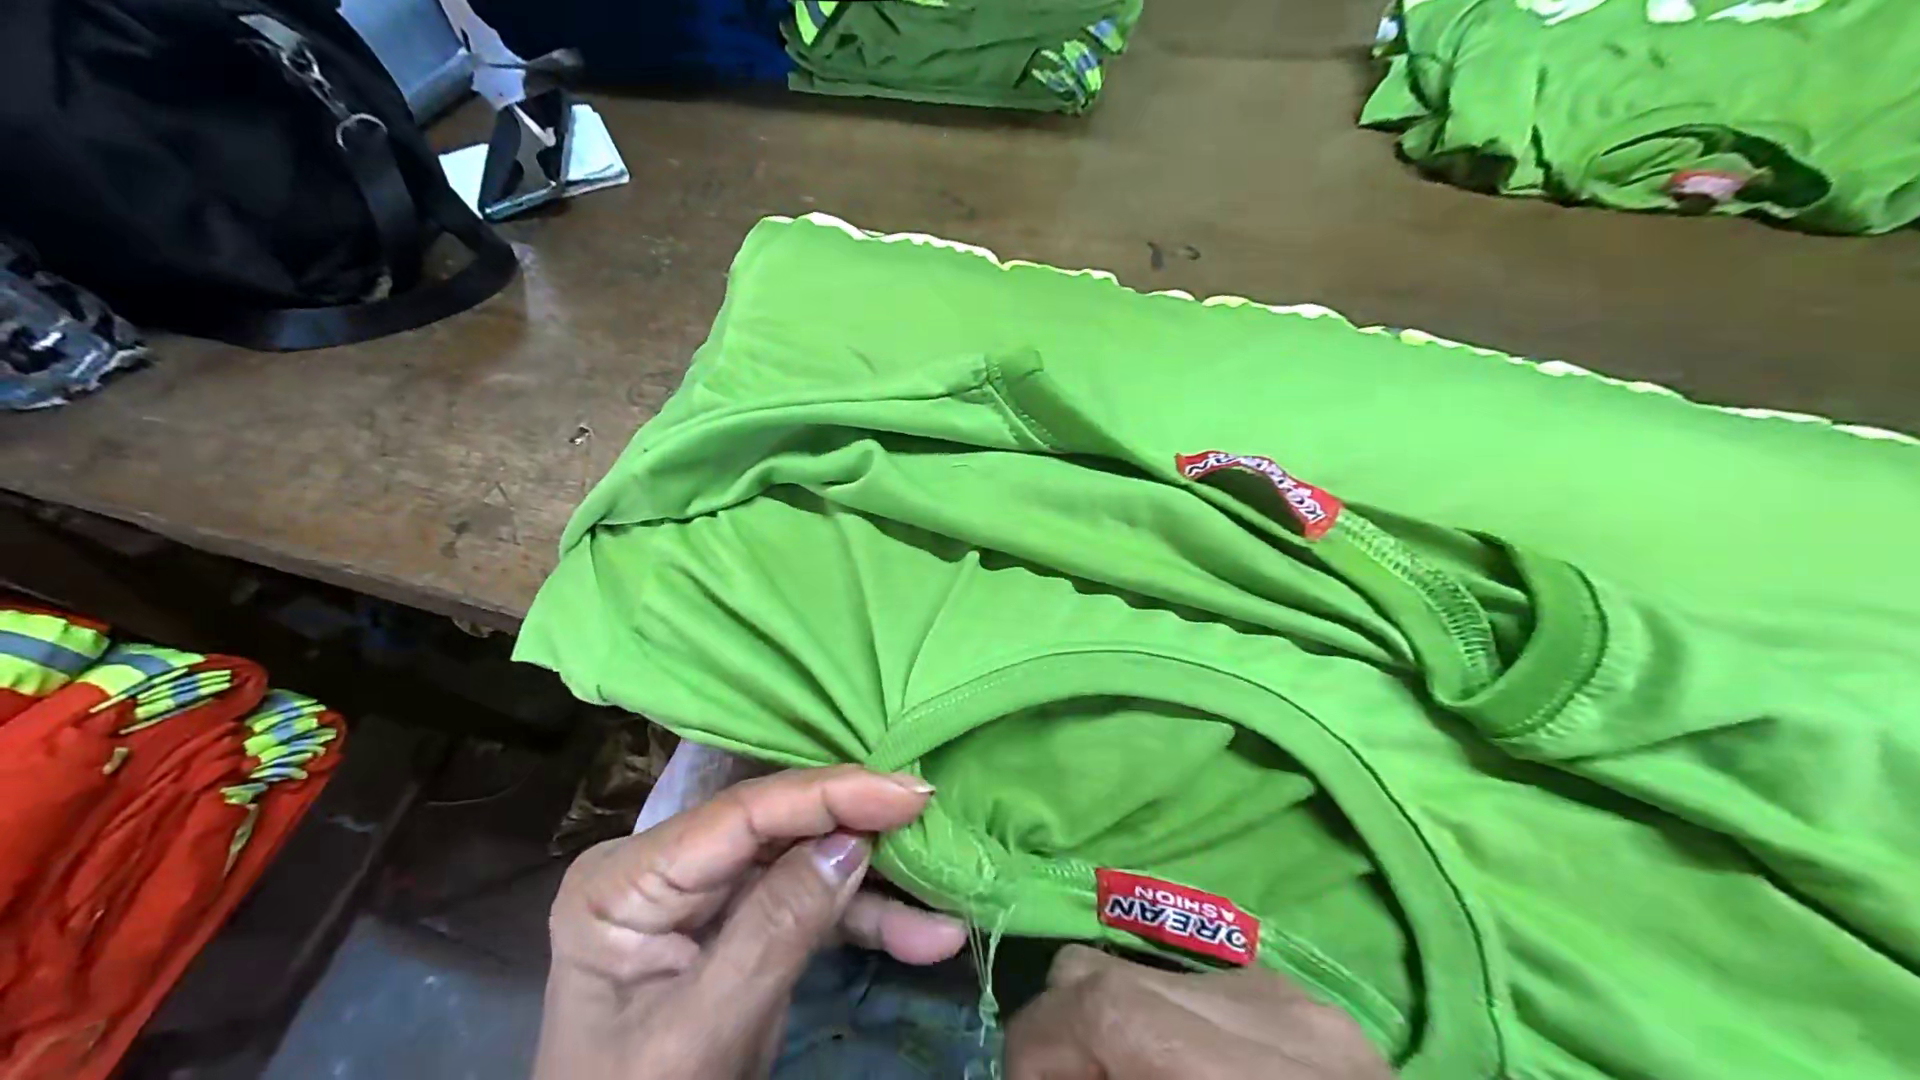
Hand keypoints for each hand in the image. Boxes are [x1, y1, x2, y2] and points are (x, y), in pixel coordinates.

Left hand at [534, 765, 968, 1079]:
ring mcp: (705, 894)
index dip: (832, 794)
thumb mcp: (700, 1035)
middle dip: (860, 831)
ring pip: (805, 864)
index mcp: (628, 878)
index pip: (743, 813)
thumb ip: (774, 929)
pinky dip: (864, 921)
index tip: (908, 793)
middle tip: (931, 820)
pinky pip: (809, 905)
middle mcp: (668, 866)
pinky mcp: (739, 922)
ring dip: (875, 888)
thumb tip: (852, 845)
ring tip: (944, 895)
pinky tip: (923, 936)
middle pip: (780, 829)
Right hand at [1006, 945, 1393, 1079]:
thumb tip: (1036, 1071)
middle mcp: (1276, 1014)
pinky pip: (1180, 980)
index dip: (1037, 1049)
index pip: (1102, 1007)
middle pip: (1100, 971)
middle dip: (1057, 1038)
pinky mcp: (1292, 997)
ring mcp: (1289, 997)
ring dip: (1101, 1027)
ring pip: (1131, 964)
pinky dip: (1151, 1022)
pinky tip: (1171, 1074)